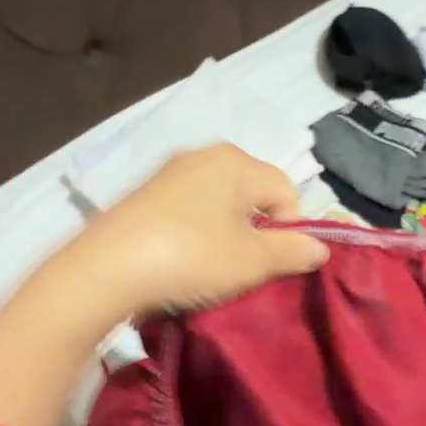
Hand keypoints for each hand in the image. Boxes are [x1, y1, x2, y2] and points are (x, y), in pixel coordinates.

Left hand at [41, 143, 328, 323]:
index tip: (271, 266)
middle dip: (257, 232)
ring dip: (226, 236)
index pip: (287, 191)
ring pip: (220, 204)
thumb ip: (293, 251)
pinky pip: (189, 210)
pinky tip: (182, 261)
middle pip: (253, 195)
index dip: (289, 231)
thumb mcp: (252, 261)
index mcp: (236, 160)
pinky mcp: (144, 194)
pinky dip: (195, 234)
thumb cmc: (190, 258)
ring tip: (211, 270)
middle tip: (243, 270)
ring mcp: (169, 172)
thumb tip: (321, 247)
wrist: (104, 270)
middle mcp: (204, 154)